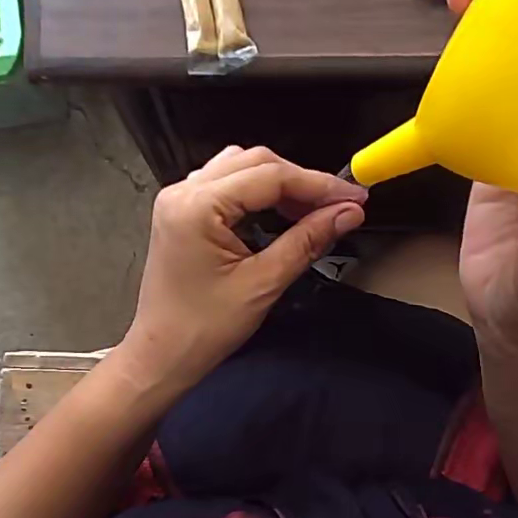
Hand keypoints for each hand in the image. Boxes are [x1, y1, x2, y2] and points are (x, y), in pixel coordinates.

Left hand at [119, 146, 366, 386]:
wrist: (163, 355)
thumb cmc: (203, 328)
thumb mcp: (263, 284)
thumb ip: (307, 241)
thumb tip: (347, 213)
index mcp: (196, 206)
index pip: (270, 176)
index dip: (318, 185)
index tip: (354, 199)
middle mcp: (182, 192)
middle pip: (255, 162)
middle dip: (301, 181)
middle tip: (339, 206)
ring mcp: (178, 200)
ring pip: (241, 167)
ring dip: (279, 183)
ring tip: (311, 210)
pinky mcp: (182, 213)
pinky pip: (225, 184)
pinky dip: (256, 192)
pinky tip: (279, 213)